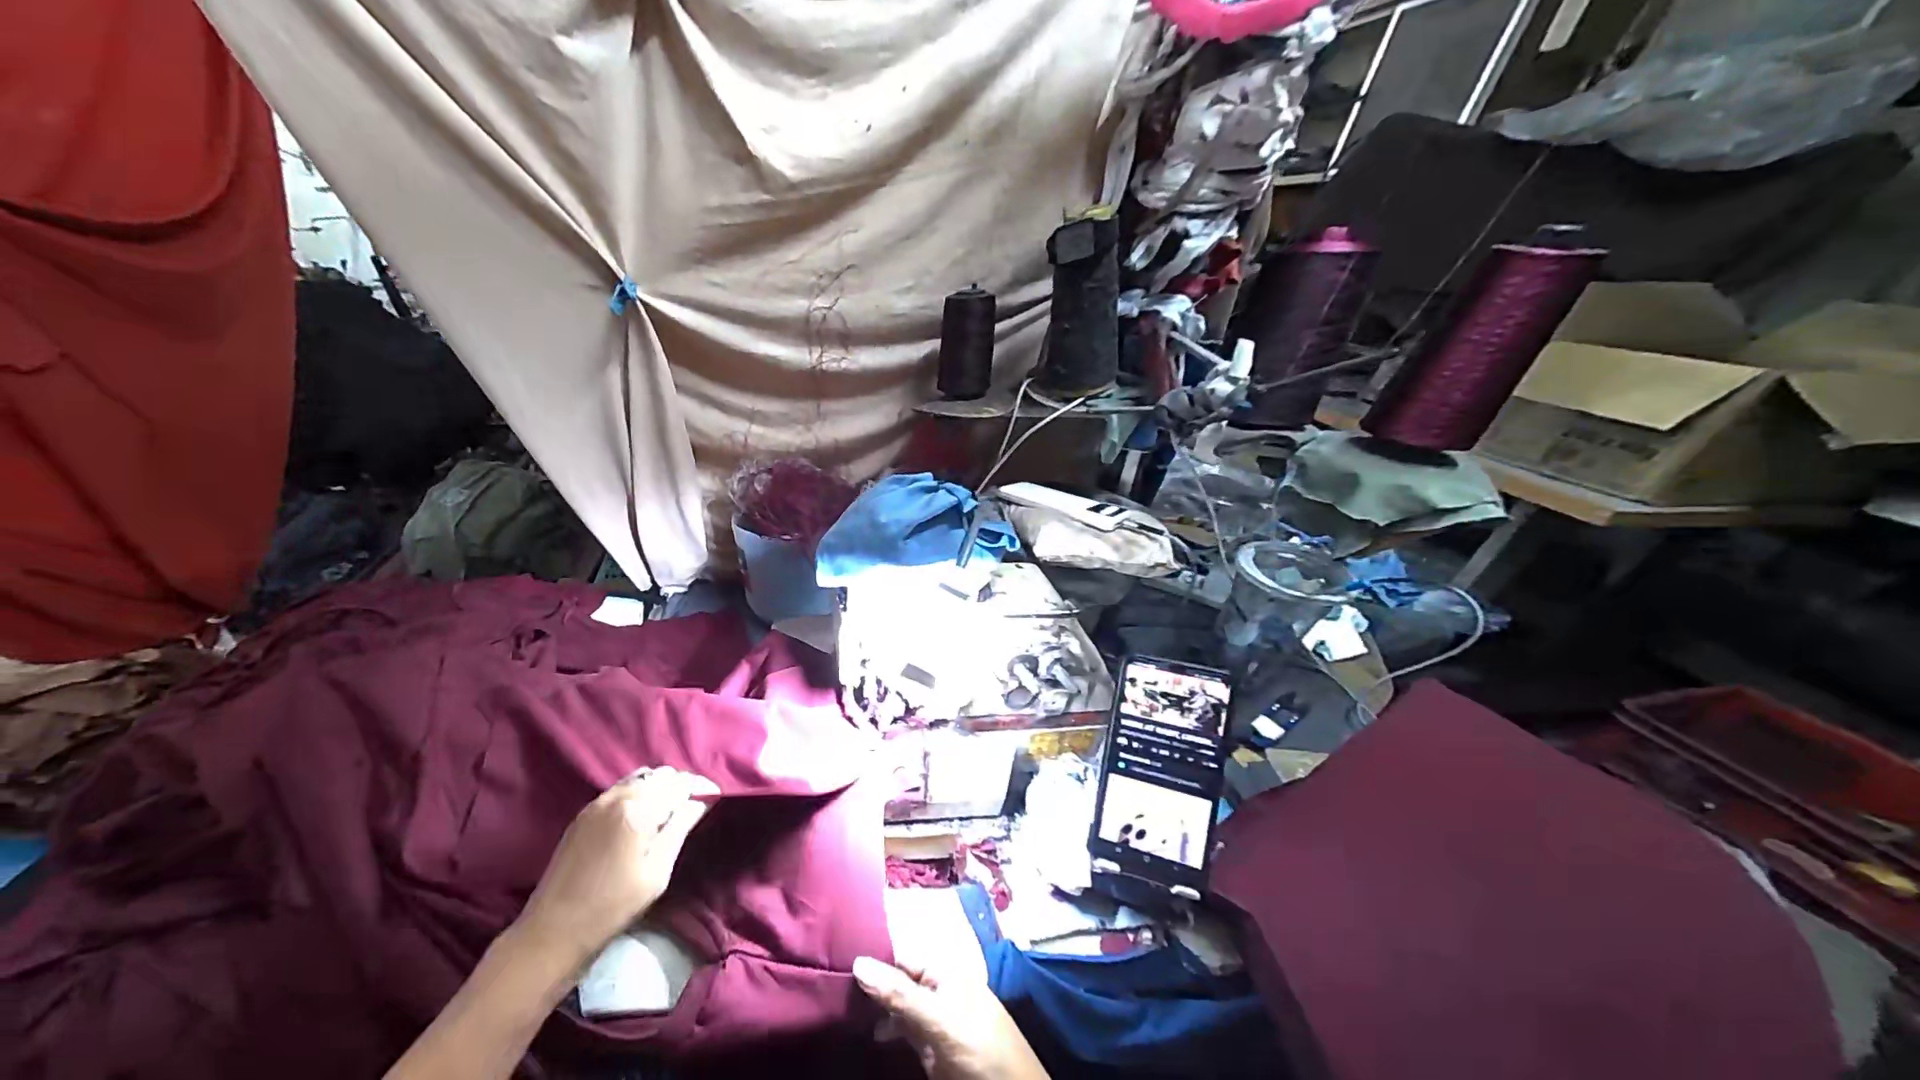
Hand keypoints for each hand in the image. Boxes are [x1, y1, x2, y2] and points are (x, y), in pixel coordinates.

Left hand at [512, 767, 720, 973]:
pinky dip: (639, 792)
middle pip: (660, 776)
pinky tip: (644, 813)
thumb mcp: (657, 872)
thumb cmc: (613, 906)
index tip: (716, 796)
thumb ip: (679, 829)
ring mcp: (596, 803)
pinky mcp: (583, 814)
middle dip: (682, 785)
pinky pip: (620, 788)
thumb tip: (698, 803)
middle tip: (695, 804)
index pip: (680, 784)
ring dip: (660, 786)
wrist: (553, 930)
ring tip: (672, 807)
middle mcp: (617, 797)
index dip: (701, 788)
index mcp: (637, 810)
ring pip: (639, 778)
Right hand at [853, 956, 1048, 1079]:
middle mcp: (938, 989)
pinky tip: (871, 1037)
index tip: (834, 959)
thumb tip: (858, 961)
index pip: (900, 956)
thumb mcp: (939, 1020)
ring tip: (843, 1014)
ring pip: (898, 1006)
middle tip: (830, 988)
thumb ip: (901, 994)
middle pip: (897, 980)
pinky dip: (886, 1031)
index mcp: (945, 973)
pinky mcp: (933, 1048)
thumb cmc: (979, 1050)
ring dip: (874, 1009)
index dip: (871, 958)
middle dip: (869, 984)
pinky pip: (904, 1030)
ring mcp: (936, 1019)